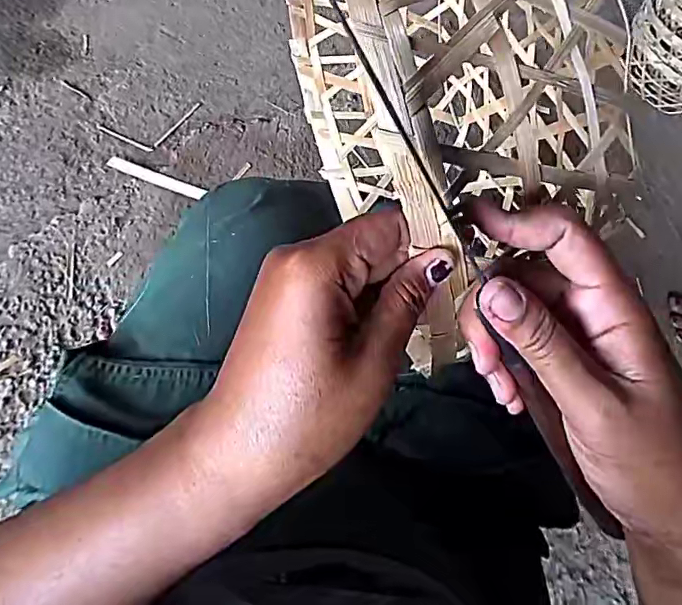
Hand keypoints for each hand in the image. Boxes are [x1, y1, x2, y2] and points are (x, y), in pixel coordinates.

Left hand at [194, 209, 450, 501]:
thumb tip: (438, 259)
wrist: (234, 456)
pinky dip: (359, 299)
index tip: (446, 277)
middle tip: (420, 319)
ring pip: (357, 260)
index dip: (424, 246)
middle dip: (403, 272)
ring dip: (382, 290)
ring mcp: (286, 271)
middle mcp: (296, 254)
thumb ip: (407, 299)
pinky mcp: (283, 290)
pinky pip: (336, 277)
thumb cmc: (302, 420)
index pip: (389, 224)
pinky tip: (364, 337)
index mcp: (315, 264)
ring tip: (387, 338)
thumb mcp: (372, 362)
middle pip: (372, 241)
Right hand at [458, 202, 681, 604]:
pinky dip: (501, 357)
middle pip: (528, 271)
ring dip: (493, 336)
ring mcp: (576, 333)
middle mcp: (593, 308)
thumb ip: (542, 343)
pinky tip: (507, 391)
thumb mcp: (595, 405)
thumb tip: (494, 287)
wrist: (677, 523)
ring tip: (497, 381)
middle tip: (483, 351)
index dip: (521, 220)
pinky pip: (518, 335)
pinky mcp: (562, 358)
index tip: (474, 219)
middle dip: (493, 302)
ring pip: (515, 303)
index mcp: (615, 305)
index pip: (567, 237)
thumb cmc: (657, 466)